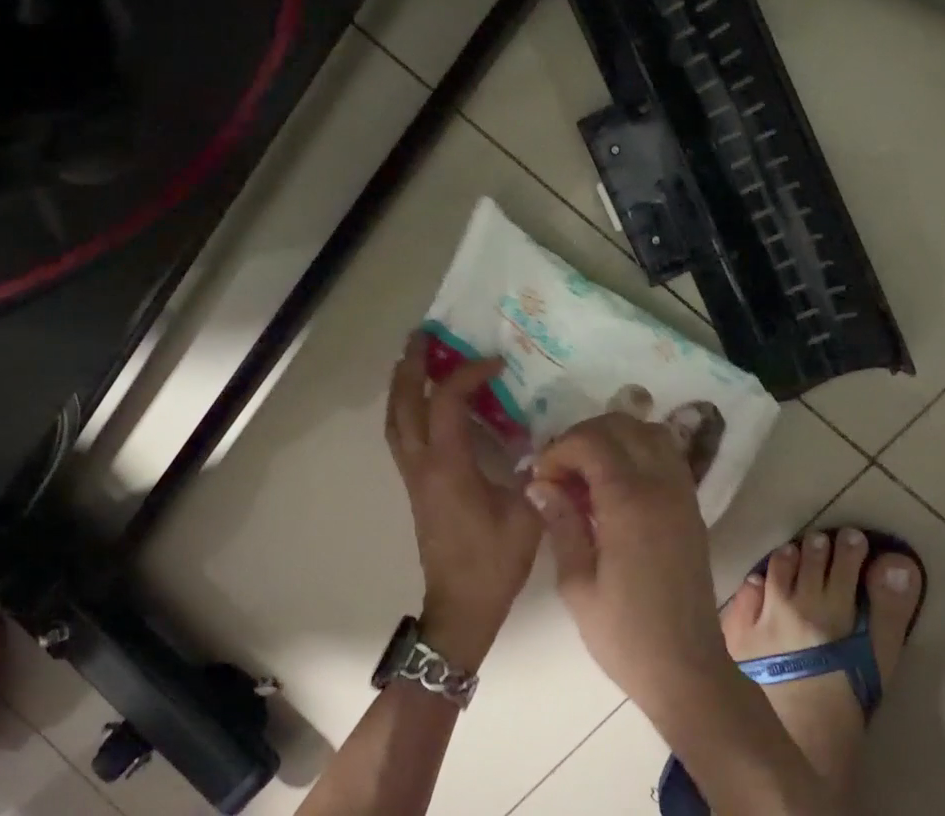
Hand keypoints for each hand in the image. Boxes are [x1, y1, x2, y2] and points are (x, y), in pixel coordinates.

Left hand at [385, 332, 542, 670]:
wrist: (460, 609)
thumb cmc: (494, 563)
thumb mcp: (528, 514)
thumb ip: (537, 472)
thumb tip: (549, 441)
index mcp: (448, 466)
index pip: (449, 403)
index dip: (469, 374)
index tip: (496, 362)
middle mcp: (422, 465)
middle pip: (404, 404)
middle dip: (411, 366)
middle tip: (423, 335)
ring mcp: (414, 477)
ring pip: (396, 420)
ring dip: (403, 386)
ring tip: (416, 360)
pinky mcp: (416, 488)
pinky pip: (403, 436)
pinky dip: (408, 410)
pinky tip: (426, 404)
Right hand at [524, 412, 730, 708]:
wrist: (685, 667)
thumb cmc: (624, 634)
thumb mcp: (577, 585)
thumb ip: (561, 524)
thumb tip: (540, 485)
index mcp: (630, 502)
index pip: (592, 441)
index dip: (559, 450)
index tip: (540, 478)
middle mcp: (662, 486)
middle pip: (622, 425)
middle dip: (584, 437)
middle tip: (559, 472)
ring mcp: (682, 493)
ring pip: (650, 433)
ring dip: (615, 439)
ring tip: (588, 473)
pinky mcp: (692, 507)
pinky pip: (667, 456)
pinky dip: (639, 453)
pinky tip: (617, 486)